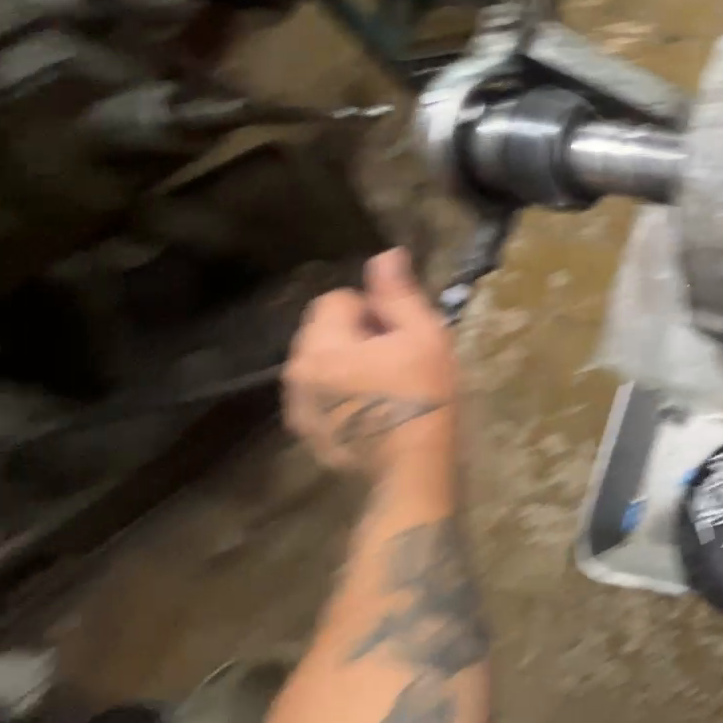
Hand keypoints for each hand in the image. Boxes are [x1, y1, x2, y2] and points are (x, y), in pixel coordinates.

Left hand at [285, 248, 457, 477]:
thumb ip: (399, 296)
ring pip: (325, 363)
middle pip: (327, 331)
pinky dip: (346, 393)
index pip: (337, 299)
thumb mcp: (425, 336)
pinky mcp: (308, 432)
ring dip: (352, 363)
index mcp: (322, 346)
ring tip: (392, 384)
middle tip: (402, 358)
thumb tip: (385, 256)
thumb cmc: (426, 393)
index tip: (402, 334)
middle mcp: (297, 373)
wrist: (414, 465)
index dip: (375, 310)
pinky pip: (324, 394)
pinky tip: (379, 409)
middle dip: (361, 335)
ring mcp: (298, 407)